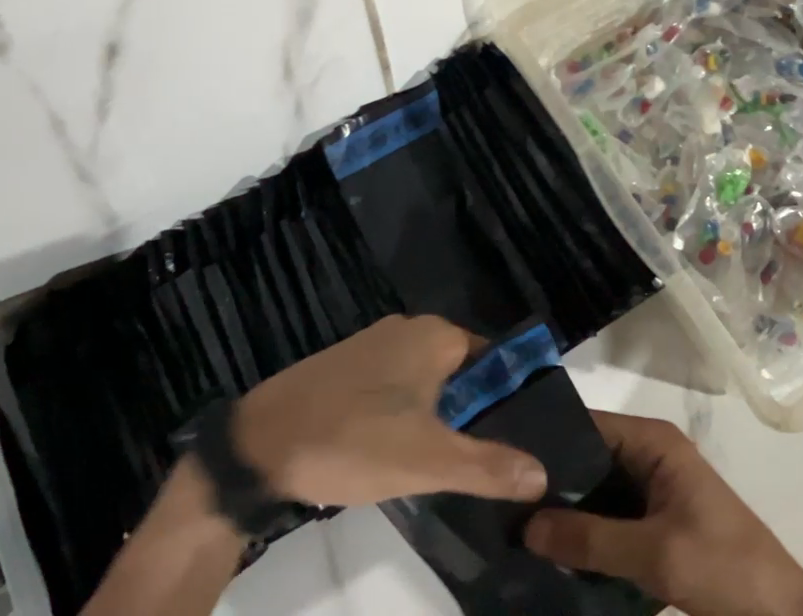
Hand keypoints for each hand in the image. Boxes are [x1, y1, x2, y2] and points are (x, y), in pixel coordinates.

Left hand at [234, 314, 549, 506]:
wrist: (259, 445)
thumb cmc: (353, 440)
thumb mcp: (429, 461)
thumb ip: (489, 466)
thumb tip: (543, 473)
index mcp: (435, 336)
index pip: (496, 360)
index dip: (512, 400)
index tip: (519, 439)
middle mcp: (407, 328)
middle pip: (463, 371)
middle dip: (475, 413)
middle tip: (485, 462)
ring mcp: (373, 345)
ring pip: (427, 382)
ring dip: (439, 417)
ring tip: (446, 463)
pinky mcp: (347, 367)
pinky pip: (396, 387)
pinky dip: (406, 414)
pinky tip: (400, 450)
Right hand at [525, 412, 802, 615]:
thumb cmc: (726, 569)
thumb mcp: (655, 553)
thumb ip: (589, 538)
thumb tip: (524, 526)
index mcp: (654, 442)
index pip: (585, 423)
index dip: (544, 438)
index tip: (498, 456)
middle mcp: (650, 455)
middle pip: (585, 457)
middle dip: (547, 479)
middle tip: (495, 498)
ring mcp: (653, 491)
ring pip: (593, 491)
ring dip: (562, 509)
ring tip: (508, 522)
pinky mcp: (654, 524)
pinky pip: (607, 518)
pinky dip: (582, 531)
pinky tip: (546, 549)